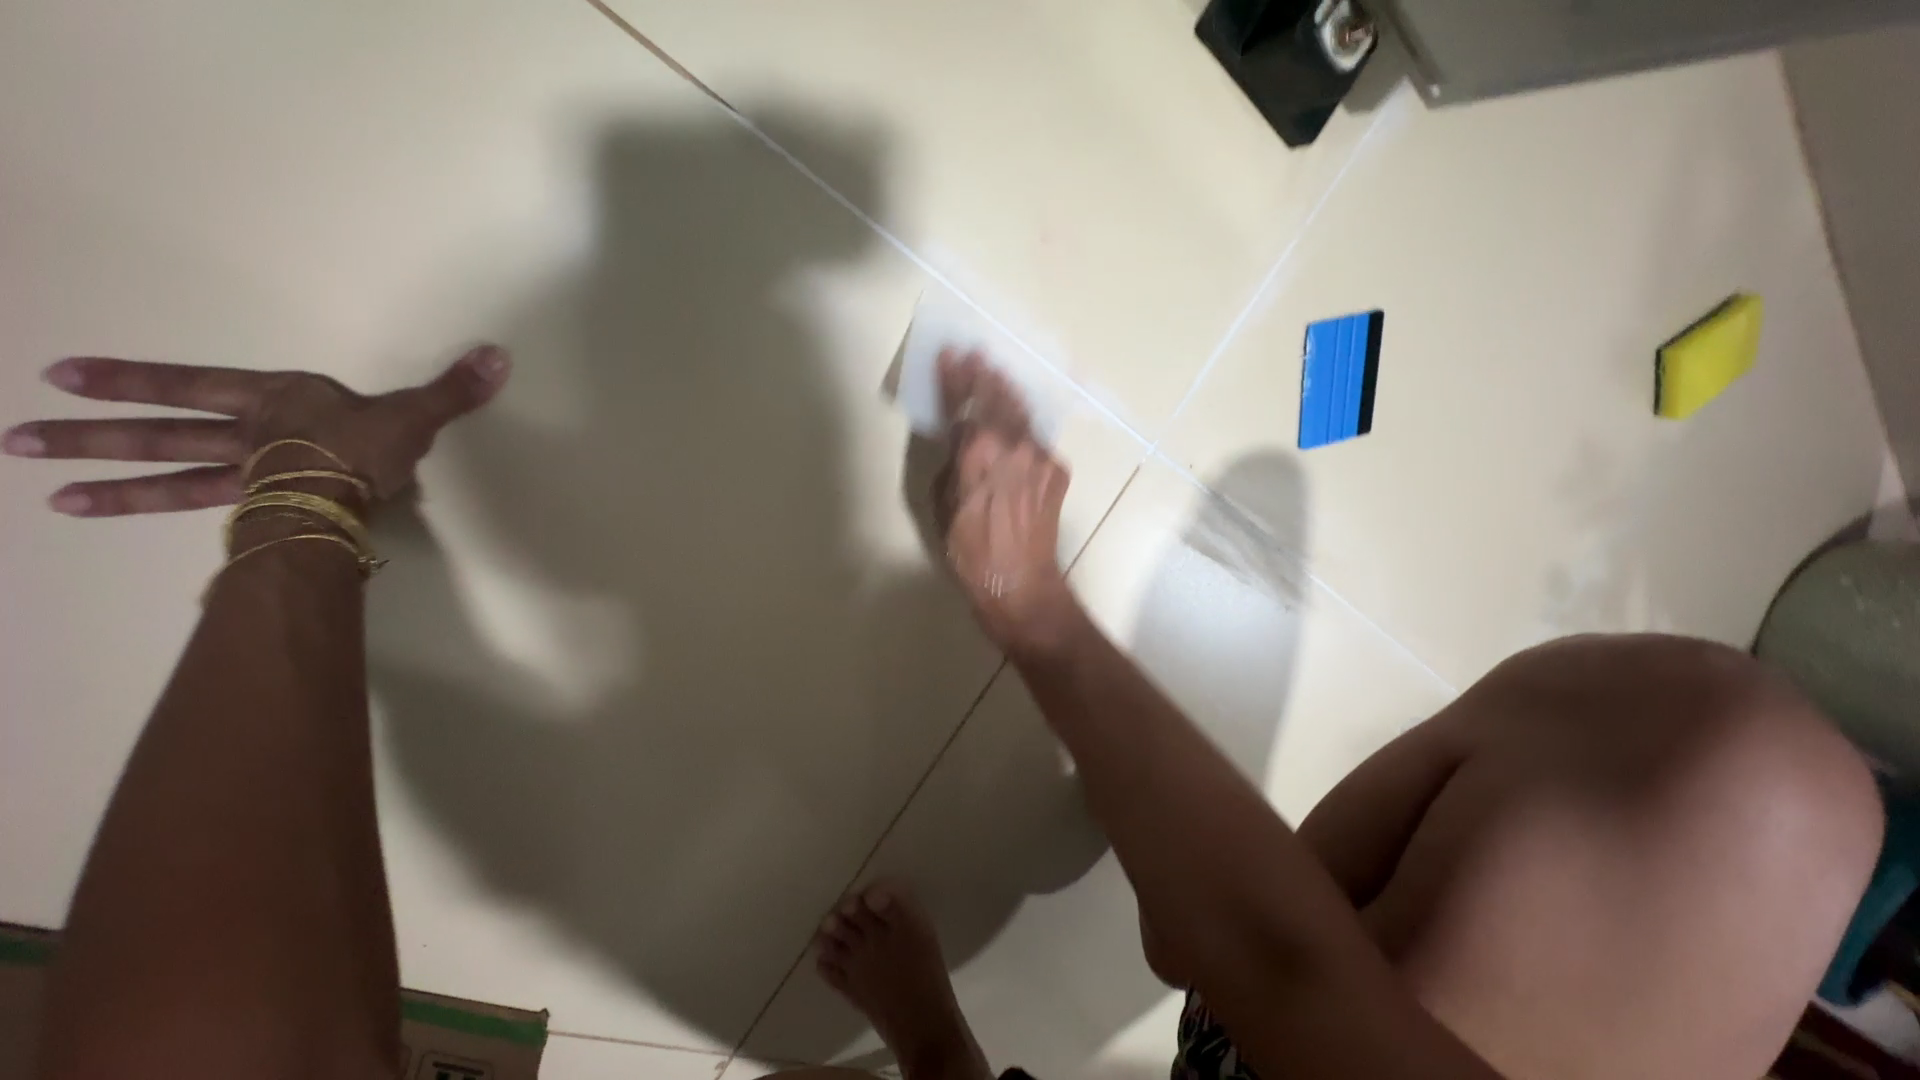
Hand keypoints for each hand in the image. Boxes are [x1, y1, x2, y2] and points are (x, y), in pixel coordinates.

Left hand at [2, 345, 509, 515]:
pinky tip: (120, 519)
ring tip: (49, 495)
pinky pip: (204, 511)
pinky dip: (160, 514)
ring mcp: (248, 477)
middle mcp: (248, 435)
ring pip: (168, 478)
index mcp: (278, 401)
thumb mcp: (414, 413)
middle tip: (17, 440)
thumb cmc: (368, 449)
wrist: (350, 497)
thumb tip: (498, 357)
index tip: (63, 376)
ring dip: (109, 484)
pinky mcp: (259, 511)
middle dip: (92, 436)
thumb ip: (451, 389)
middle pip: (163, 434)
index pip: (195, 385)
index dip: (135, 380)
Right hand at [936, 348, 1078, 654]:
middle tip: (974, 354)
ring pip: (1022, 414)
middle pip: (996, 397)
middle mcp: (1012, 443)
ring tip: (998, 376)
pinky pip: (1036, 441)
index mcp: (977, 450)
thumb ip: (953, 465)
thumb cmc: (969, 551)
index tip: (948, 354)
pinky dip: (1024, 429)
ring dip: (1007, 393)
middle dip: (982, 374)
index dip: (952, 376)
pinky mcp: (1057, 471)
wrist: (1021, 583)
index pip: (961, 402)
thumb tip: (961, 448)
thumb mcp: (943, 504)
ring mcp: (1040, 455)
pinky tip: (1018, 427)